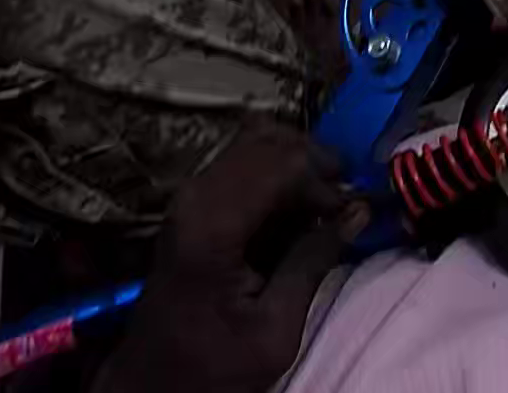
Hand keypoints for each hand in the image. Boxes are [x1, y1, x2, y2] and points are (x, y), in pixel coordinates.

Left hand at [94, 121, 366, 392]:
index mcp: (214, 226)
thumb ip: (313, 261)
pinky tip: (296, 199)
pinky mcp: (194, 197)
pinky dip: (278, 165)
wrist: (149, 388)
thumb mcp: (274, 332)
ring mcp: (191, 191)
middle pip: (270, 140)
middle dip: (314, 160)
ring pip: (257, 138)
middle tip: (343, 193)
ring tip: (322, 194)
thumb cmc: (212, 368)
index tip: (350, 209)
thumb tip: (358, 211)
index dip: (324, 179)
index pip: (283, 163)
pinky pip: (245, 156)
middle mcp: (197, 193)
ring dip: (297, 158)